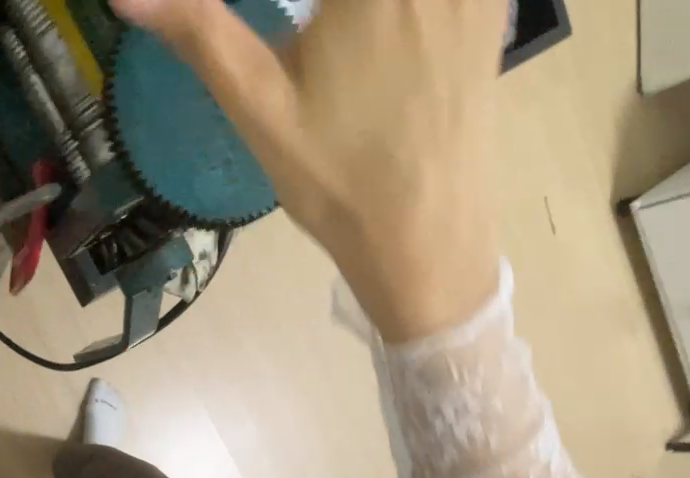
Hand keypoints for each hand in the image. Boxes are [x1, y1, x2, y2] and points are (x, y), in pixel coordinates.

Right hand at [111, 0, 506, 341]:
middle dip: (313, 13)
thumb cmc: (336, 182)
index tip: (282, 46)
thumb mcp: (259, 107)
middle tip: (302, 40)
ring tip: (322, 37)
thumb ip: (200, 31)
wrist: (424, 242)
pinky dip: (397, 11)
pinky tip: (368, 35)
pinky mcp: (489, 9)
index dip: (258, 9)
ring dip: (338, 15)